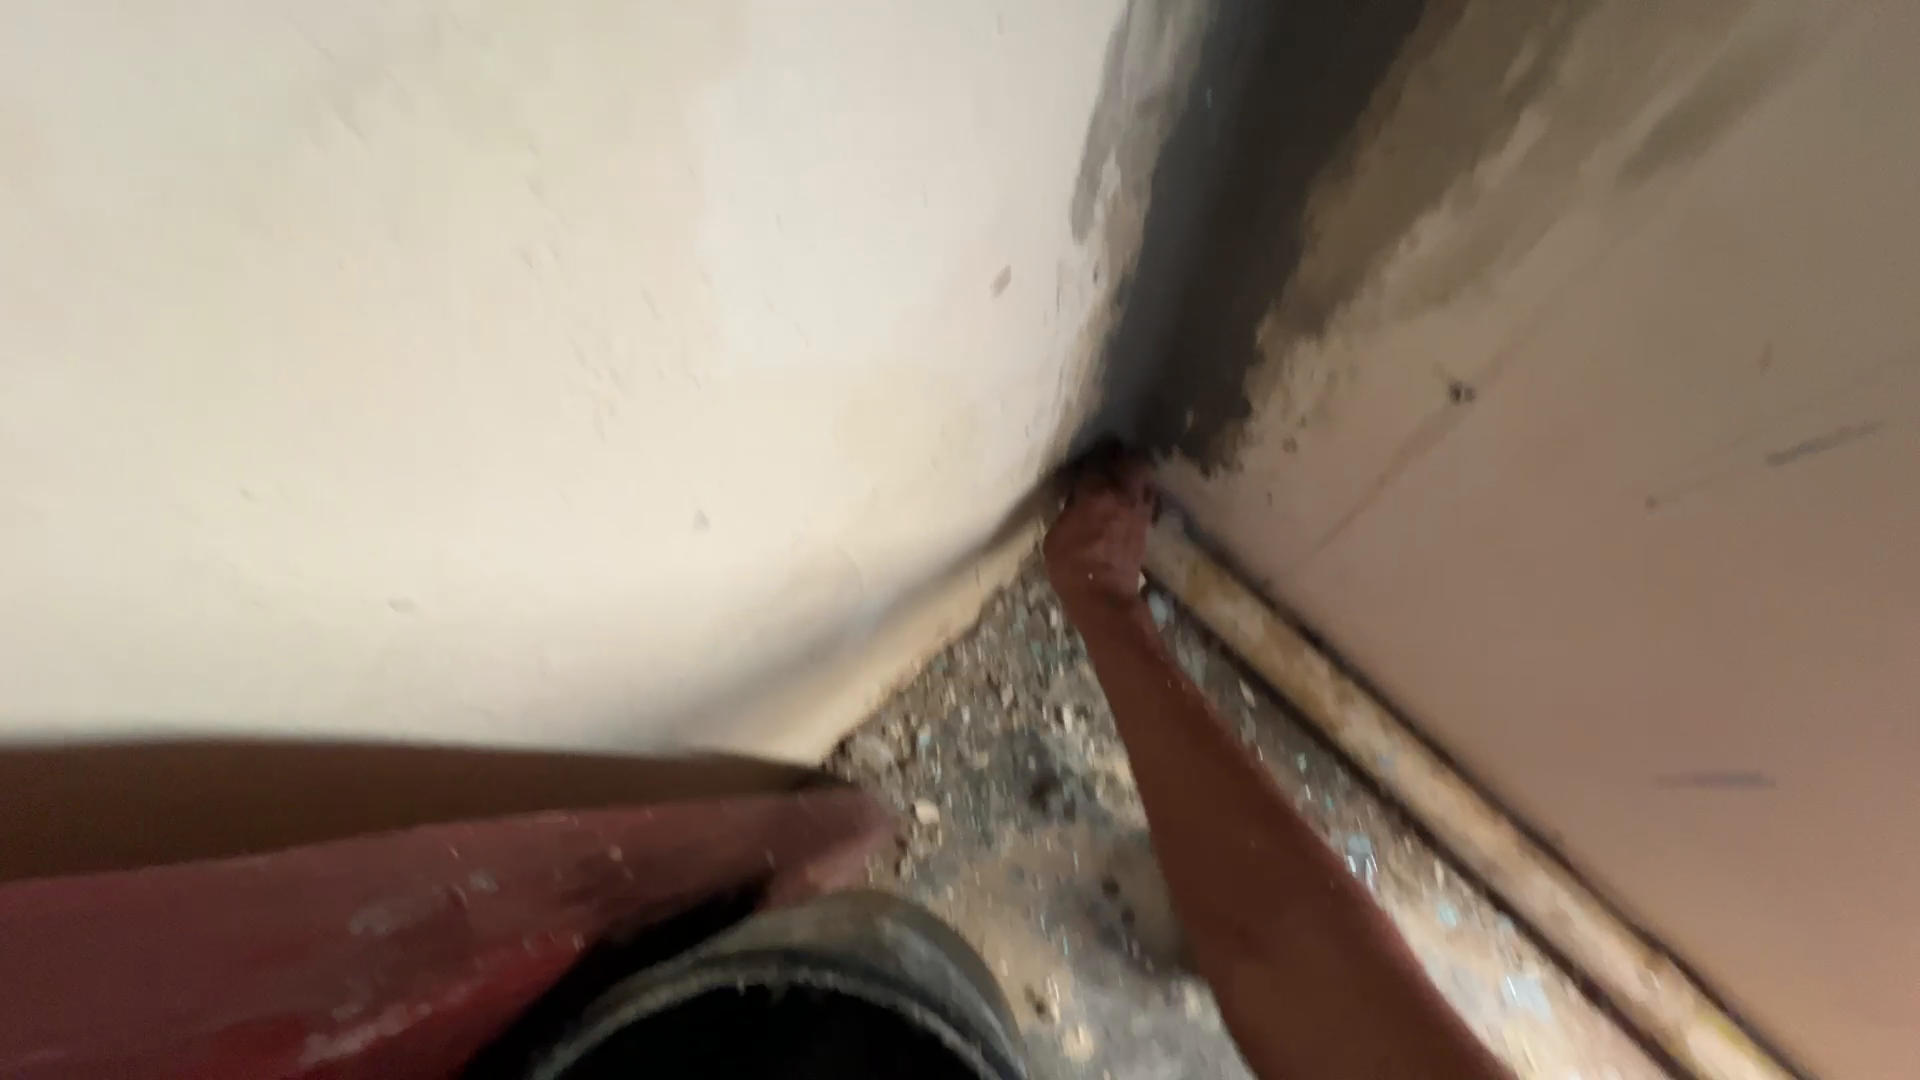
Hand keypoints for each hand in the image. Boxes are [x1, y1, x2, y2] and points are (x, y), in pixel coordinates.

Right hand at [1044, 442, 1154, 607]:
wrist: (1105, 597)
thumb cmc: (1072, 567)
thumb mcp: (1056, 536)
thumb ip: (1068, 511)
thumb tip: (1076, 499)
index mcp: (1094, 494)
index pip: (1094, 463)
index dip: (1089, 457)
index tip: (1084, 456)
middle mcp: (1121, 496)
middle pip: (1129, 461)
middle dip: (1120, 456)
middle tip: (1108, 457)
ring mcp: (1138, 510)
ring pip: (1143, 477)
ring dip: (1133, 472)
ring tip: (1121, 476)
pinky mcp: (1146, 526)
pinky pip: (1147, 498)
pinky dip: (1139, 493)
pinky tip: (1128, 500)